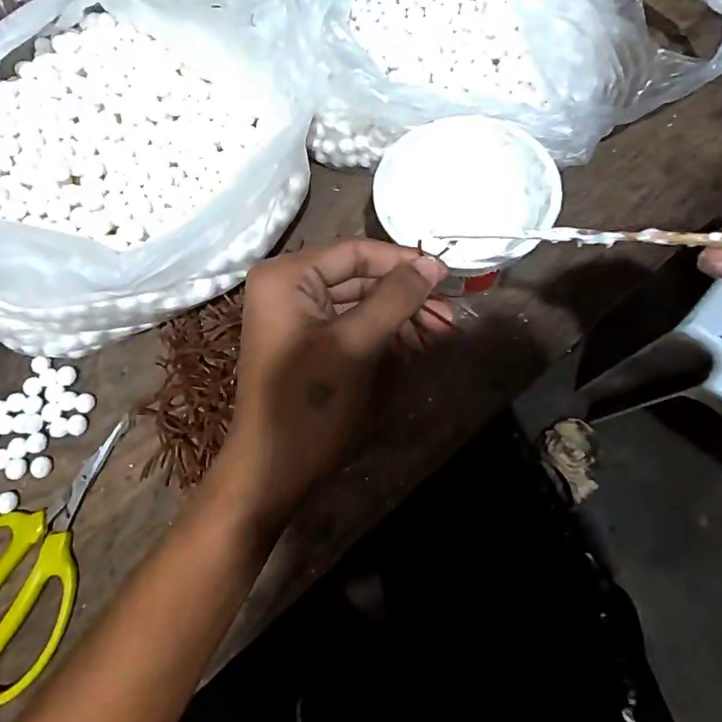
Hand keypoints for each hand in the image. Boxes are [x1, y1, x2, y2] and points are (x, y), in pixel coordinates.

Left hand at [213, 240, 452, 527]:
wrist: (271, 468)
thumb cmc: (308, 403)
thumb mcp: (355, 345)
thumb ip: (394, 298)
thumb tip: (432, 262)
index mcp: (286, 276)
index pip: (355, 252)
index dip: (404, 262)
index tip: (449, 277)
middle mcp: (285, 285)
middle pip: (358, 277)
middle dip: (405, 297)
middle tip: (450, 317)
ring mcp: (293, 313)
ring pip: (357, 301)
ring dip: (399, 317)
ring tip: (441, 336)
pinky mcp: (304, 339)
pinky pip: (348, 323)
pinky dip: (381, 333)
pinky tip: (415, 348)